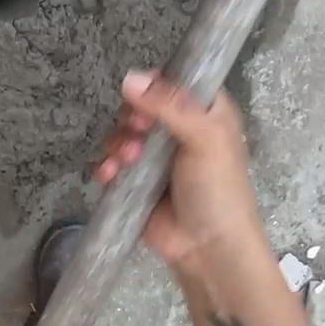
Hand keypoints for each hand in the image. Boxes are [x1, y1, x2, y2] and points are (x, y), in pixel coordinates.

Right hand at [95, 70, 264, 271]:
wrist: (207, 246)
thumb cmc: (217, 188)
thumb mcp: (204, 137)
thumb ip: (169, 105)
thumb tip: (128, 78)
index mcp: (204, 113)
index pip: (174, 83)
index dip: (154, 86)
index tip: (143, 100)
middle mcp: (178, 131)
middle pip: (141, 107)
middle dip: (131, 120)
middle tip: (137, 135)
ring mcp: (154, 159)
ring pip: (123, 135)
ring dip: (117, 144)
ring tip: (125, 162)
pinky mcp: (135, 183)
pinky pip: (112, 165)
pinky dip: (107, 167)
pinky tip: (109, 175)